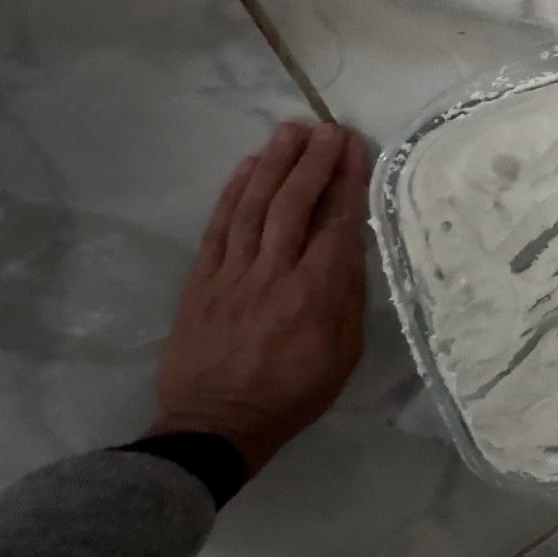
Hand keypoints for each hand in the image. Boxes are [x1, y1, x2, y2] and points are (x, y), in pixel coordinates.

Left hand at [147, 122, 370, 473]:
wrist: (217, 426)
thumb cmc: (297, 390)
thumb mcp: (345, 350)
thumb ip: (348, 295)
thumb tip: (351, 247)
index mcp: (317, 293)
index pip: (336, 223)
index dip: (347, 181)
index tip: (356, 148)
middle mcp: (274, 274)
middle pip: (293, 206)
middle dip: (314, 162)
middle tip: (329, 130)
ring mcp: (232, 275)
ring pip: (254, 208)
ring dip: (274, 165)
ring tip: (290, 132)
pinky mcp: (201, 282)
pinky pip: (218, 228)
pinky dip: (233, 194)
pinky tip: (248, 168)